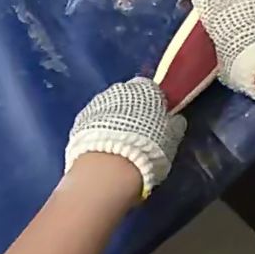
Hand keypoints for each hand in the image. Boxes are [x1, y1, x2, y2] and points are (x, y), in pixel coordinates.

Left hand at [64, 78, 186, 195]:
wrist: (109, 164)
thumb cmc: (148, 148)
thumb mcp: (172, 137)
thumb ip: (173, 123)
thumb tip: (175, 119)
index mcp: (144, 89)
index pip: (150, 89)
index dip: (153, 103)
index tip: (156, 118)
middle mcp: (118, 89)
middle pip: (127, 96)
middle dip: (132, 109)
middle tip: (137, 131)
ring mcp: (96, 102)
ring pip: (108, 107)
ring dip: (113, 118)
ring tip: (118, 140)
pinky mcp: (79, 118)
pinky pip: (94, 119)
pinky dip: (98, 127)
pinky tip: (103, 144)